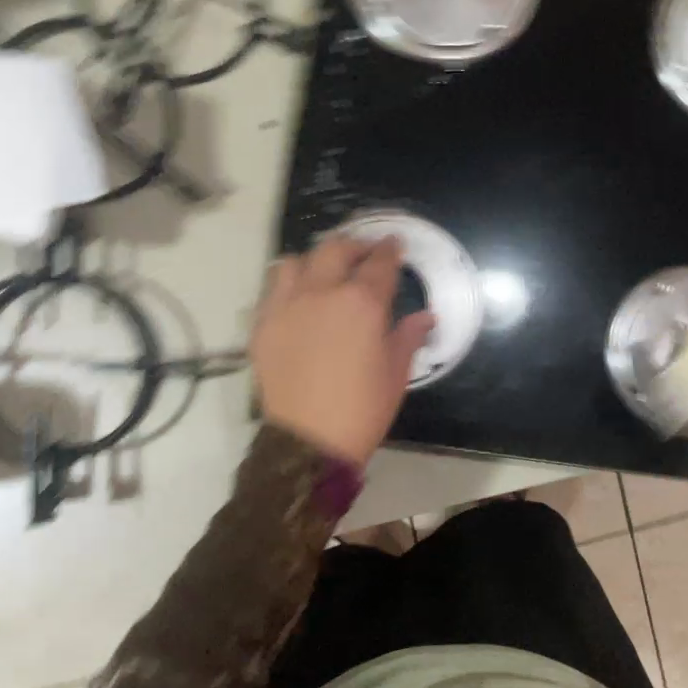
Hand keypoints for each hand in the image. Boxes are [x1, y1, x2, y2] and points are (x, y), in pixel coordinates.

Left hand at [252, 236, 436, 464]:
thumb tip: (425, 317)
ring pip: (296, 262)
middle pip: (335, 250)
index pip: (380, 263)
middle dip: (354, 247)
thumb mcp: (396, 374)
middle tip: (364, 256)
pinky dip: (289, 288)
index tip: (395, 245)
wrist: (310, 442)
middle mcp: (322, 293)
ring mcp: (286, 306)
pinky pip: (272, 291)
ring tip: (324, 276)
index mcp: (362, 304)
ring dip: (314, 262)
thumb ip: (408, 337)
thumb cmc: (363, 410)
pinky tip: (299, 303)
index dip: (390, 250)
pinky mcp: (262, 325)